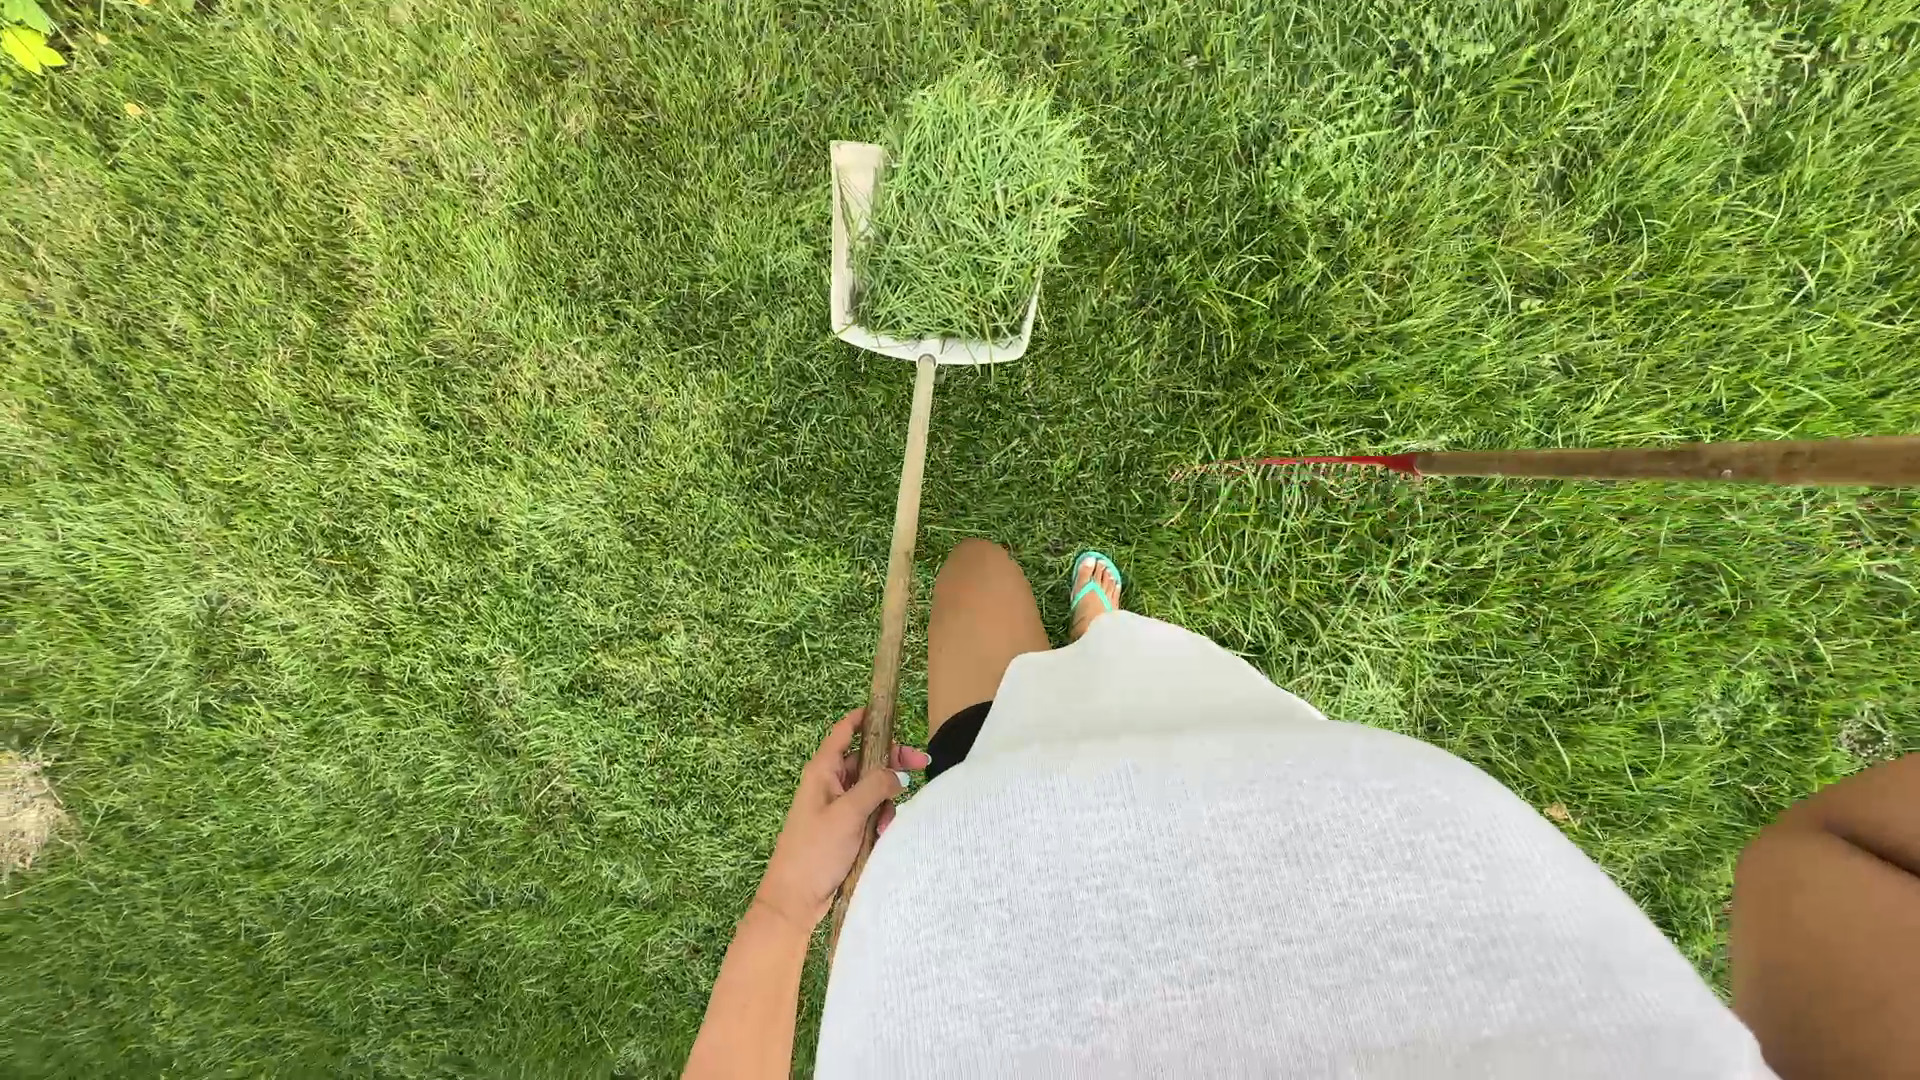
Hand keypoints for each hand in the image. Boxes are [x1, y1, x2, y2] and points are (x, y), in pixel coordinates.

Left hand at [754, 709, 930, 931]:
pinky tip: (882, 834)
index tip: (890, 711)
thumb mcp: (848, 814)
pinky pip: (869, 811)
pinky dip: (880, 817)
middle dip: (892, 762)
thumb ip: (875, 786)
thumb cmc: (814, 851)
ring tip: (889, 821)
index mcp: (823, 770)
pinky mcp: (843, 827)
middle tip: (922, 763)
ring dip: (887, 798)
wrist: (795, 900)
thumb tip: (898, 772)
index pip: (844, 731)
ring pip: (872, 787)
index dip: (865, 717)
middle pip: (866, 759)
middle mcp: (829, 782)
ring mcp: (837, 805)